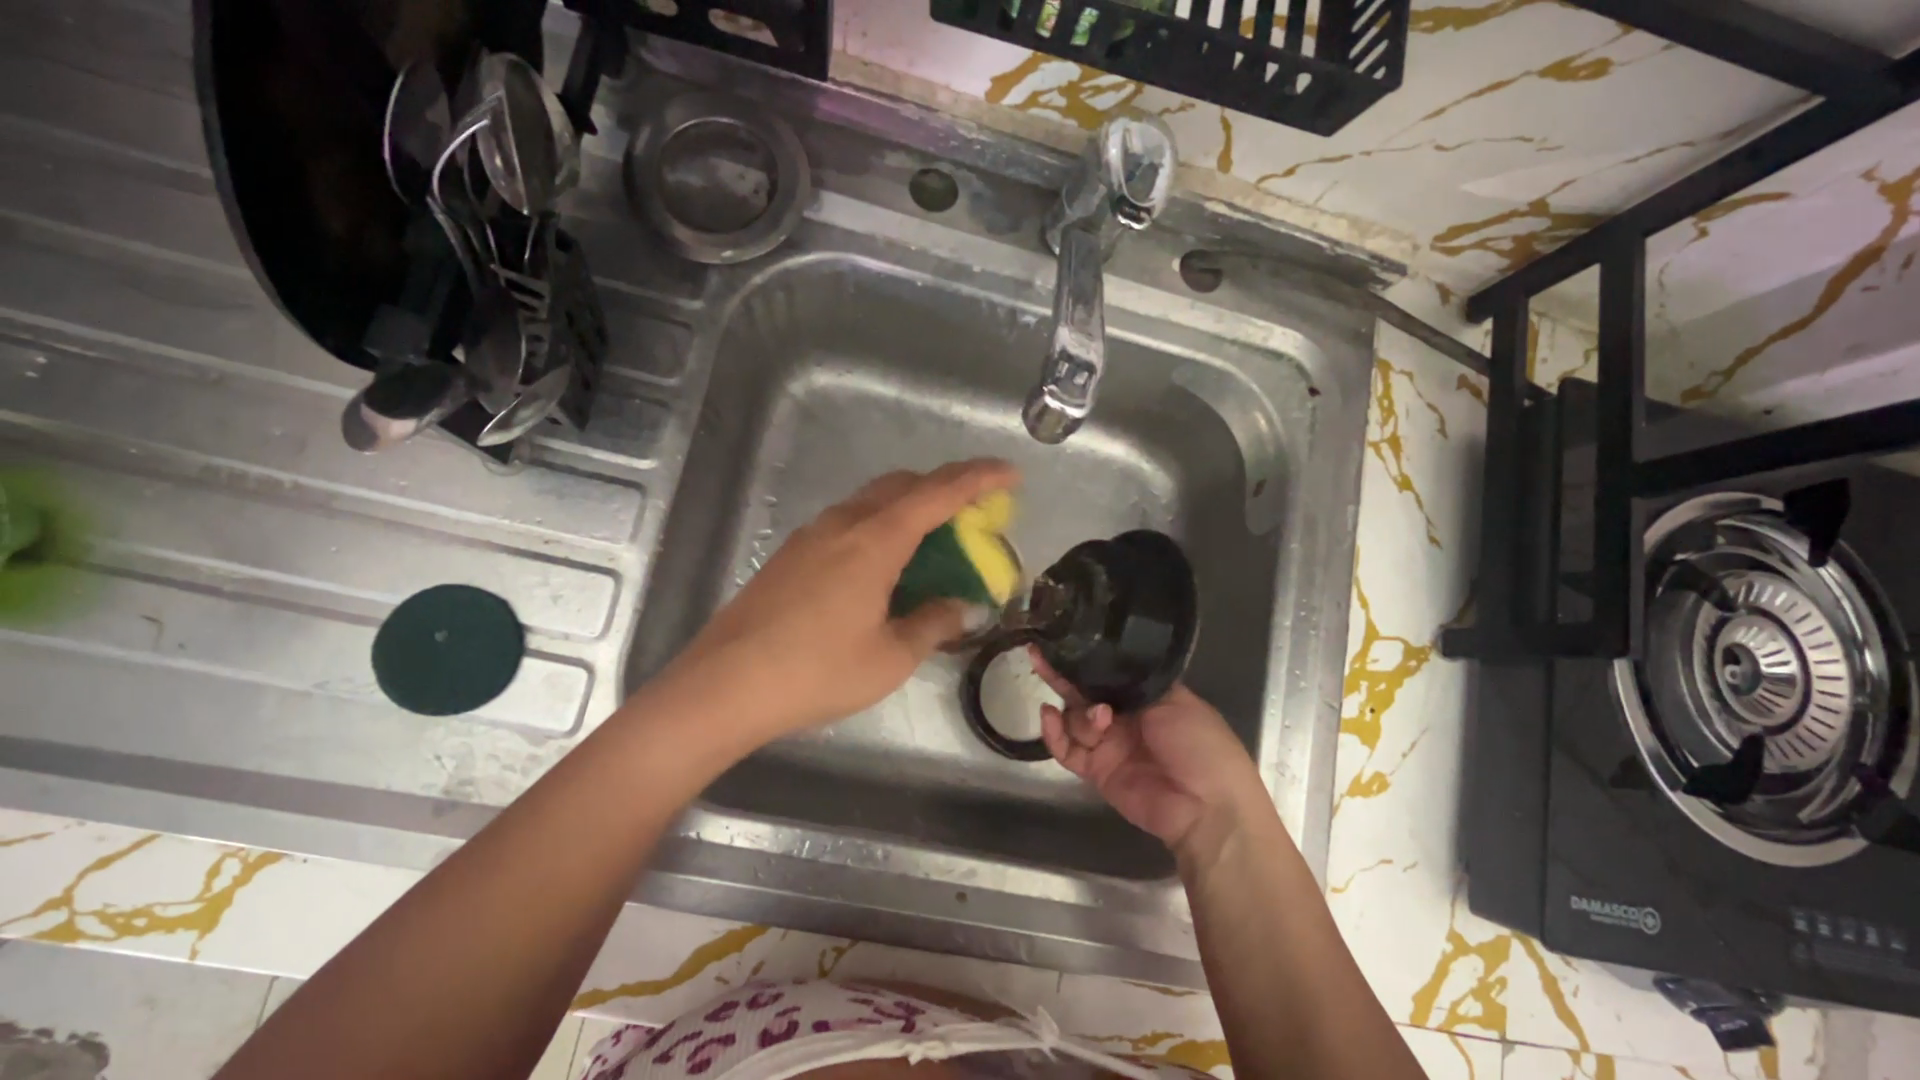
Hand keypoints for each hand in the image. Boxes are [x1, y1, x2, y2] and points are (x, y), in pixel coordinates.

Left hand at [664, 460, 1019, 739]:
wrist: (725, 684)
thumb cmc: (817, 671)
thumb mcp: (890, 656)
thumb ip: (933, 624)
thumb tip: (961, 607)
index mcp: (874, 540)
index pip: (937, 493)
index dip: (978, 479)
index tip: (1010, 473)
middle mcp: (842, 524)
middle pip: (901, 485)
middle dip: (943, 488)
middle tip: (973, 512)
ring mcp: (810, 537)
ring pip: (870, 503)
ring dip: (907, 509)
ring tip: (931, 542)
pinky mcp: (789, 556)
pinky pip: (847, 524)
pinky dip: (879, 529)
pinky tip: (882, 569)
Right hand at [1033, 655, 1267, 863]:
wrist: (1206, 805)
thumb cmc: (1199, 745)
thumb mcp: (1176, 702)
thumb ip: (1133, 684)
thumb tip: (1102, 666)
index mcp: (1147, 698)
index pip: (1109, 674)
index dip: (1088, 661)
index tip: (1062, 642)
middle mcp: (1125, 718)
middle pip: (1085, 694)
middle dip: (1063, 676)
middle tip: (1039, 656)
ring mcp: (1109, 745)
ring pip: (1074, 719)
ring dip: (1076, 712)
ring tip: (1097, 717)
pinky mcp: (1096, 771)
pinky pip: (1067, 750)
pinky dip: (1054, 735)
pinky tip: (1050, 718)